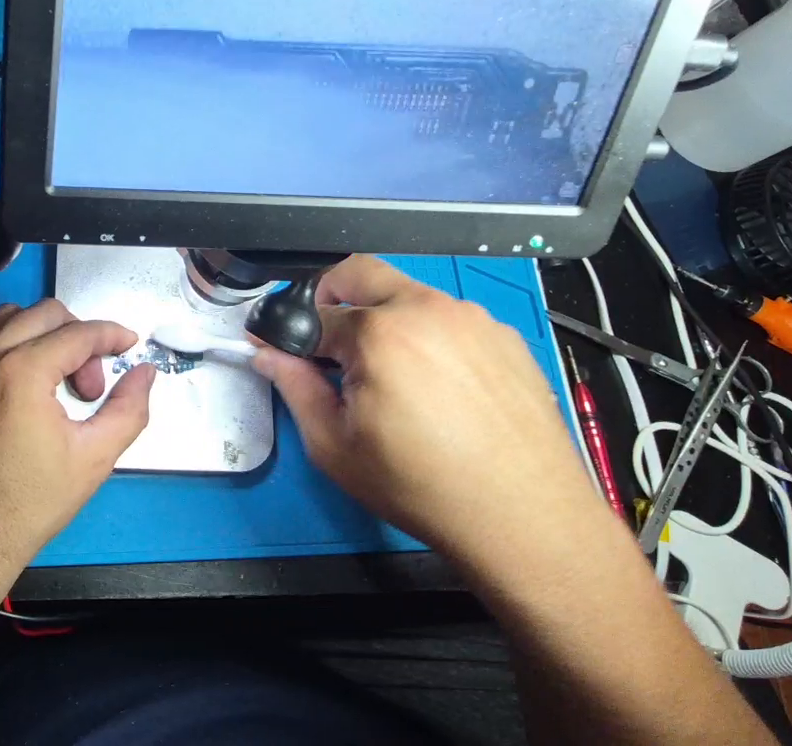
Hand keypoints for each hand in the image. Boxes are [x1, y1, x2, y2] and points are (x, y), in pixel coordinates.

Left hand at [0, 299, 156, 600]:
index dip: (111, 335)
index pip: (78, 332)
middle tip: (87, 386)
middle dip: (78, 338)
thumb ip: (129, 409)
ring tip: (52, 382)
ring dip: (40, 335)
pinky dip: (4, 342)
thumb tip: (145, 373)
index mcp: (21, 372)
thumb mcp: (93, 459)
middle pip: (45, 313)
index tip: (128, 346)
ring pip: (9, 317)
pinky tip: (17, 378)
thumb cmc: (27, 505)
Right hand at [252, 256, 608, 573]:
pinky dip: (427, 336)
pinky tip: (438, 386)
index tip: (283, 348)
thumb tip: (267, 355)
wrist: (525, 518)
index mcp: (378, 333)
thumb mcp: (336, 447)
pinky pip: (449, 319)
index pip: (313, 313)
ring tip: (391, 375)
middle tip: (329, 343)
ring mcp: (470, 318)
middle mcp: (425, 309)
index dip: (291, 334)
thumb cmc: (422, 487)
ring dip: (383, 318)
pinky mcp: (502, 335)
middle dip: (331, 297)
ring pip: (407, 295)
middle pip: (358, 273)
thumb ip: (295, 388)